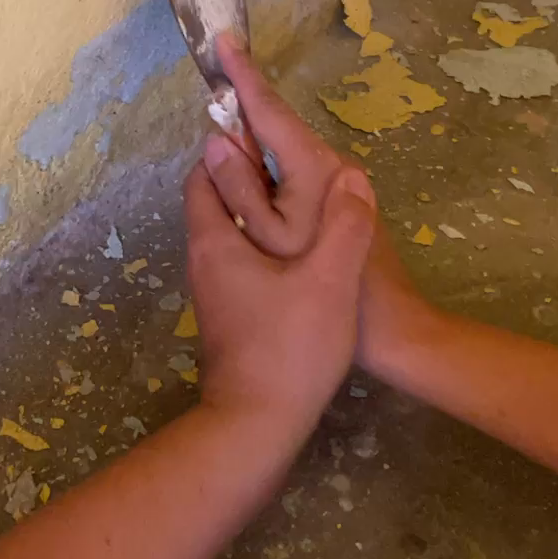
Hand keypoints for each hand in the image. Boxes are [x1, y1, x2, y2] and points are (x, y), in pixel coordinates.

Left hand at [183, 151, 377, 432]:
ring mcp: (211, 288)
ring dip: (254, 211)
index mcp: (214, 240)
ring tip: (300, 201)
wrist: (257, 421)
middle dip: (241, 177)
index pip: (202, 176)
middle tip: (289, 165)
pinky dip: (258, 243)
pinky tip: (297, 252)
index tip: (261, 137)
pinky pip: (235, 259)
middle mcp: (202, 258)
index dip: (226, 151)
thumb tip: (354, 177)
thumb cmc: (289, 346)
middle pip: (212, 200)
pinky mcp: (224, 311)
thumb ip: (345, 227)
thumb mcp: (329, 282)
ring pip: (225, 231)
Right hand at [202, 33, 438, 377]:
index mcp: (315, 167)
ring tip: (220, 134)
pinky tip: (248, 175)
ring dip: (253, 139)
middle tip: (210, 92)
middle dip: (244, 108)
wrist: (394, 329)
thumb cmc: (325, 286)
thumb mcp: (267, 237)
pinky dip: (266, 165)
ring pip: (284, 151)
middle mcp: (331, 166)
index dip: (244, 76)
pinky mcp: (338, 203)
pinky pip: (291, 171)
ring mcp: (338, 185)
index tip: (225, 40)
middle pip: (277, 127)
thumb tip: (215, 141)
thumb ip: (239, 187)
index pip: (271, 110)